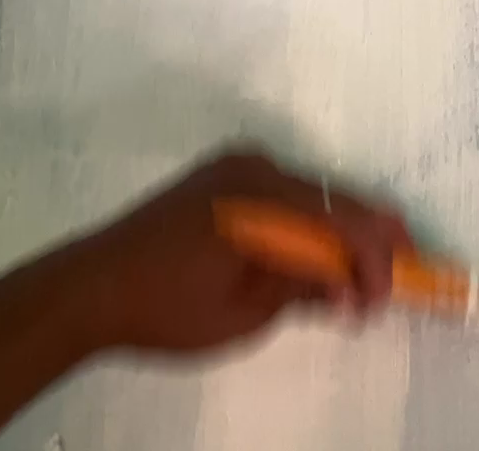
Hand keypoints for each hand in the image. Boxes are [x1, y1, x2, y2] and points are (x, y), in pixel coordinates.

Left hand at [74, 147, 413, 353]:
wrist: (89, 285)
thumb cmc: (167, 308)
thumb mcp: (244, 314)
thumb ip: (303, 288)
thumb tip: (350, 288)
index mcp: (263, 197)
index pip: (341, 218)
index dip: (376, 255)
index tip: (388, 295)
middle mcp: (257, 166)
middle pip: (330, 199)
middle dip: (364, 242)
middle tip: (385, 284)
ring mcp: (237, 165)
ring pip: (307, 194)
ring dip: (333, 233)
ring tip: (348, 277)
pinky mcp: (222, 173)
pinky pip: (279, 192)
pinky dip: (301, 222)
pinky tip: (307, 254)